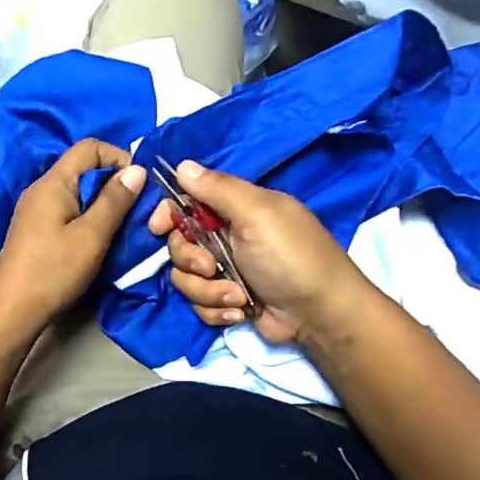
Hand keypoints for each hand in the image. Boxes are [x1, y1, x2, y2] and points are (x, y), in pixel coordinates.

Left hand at [0, 140, 145, 334]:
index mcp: (53, 182)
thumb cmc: (53, 271)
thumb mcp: (92, 236)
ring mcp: (34, 211)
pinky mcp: (34, 230)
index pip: (89, 147)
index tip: (138, 186)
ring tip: (119, 228)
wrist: (12, 311)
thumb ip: (114, 200)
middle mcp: (40, 189)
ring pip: (76, 192)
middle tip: (134, 211)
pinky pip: (66, 211)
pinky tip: (96, 241)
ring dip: (102, 204)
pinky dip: (86, 218)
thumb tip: (136, 168)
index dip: (119, 157)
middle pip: (83, 169)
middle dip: (113, 183)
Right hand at [148, 160, 368, 343]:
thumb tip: (182, 164)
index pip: (187, 202)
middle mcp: (227, 237)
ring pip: (186, 279)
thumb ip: (218, 189)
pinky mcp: (227, 300)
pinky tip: (241, 311)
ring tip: (238, 297)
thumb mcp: (257, 214)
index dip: (168, 214)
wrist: (320, 314)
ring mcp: (226, 270)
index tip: (159, 228)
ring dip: (208, 291)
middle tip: (212, 268)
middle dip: (191, 261)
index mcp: (236, 209)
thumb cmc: (291, 257)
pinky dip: (217, 309)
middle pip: (178, 245)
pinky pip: (199, 303)